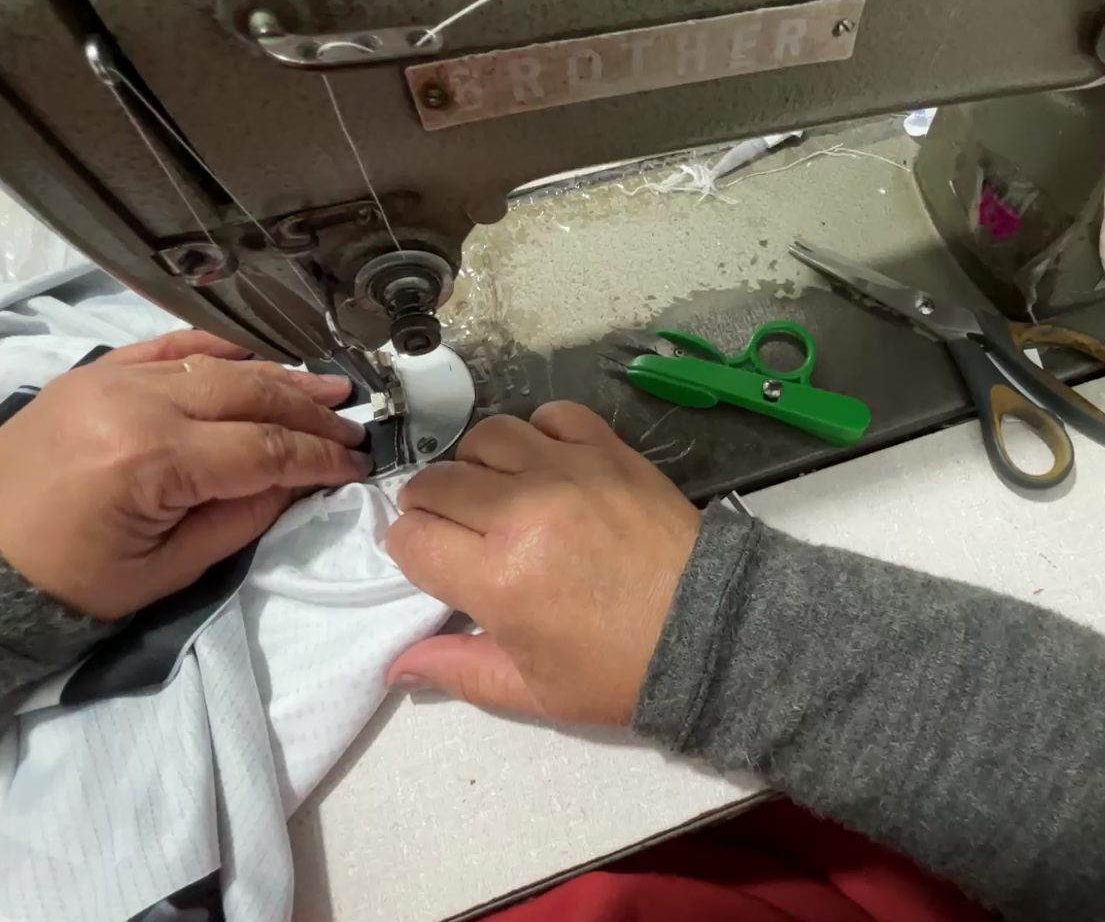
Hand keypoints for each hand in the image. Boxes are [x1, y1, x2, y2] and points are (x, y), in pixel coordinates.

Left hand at [0, 331, 369, 620]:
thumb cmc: (67, 584)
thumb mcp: (171, 568)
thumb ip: (246, 515)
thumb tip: (300, 479)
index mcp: (151, 459)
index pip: (266, 448)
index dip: (321, 457)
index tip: (358, 465)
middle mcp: (135, 402)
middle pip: (253, 396)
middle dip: (312, 414)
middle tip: (353, 427)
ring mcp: (110, 377)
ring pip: (221, 366)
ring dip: (282, 379)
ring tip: (330, 388)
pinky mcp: (93, 371)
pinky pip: (171, 345)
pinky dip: (222, 350)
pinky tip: (261, 358)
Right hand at [385, 402, 700, 725]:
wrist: (709, 627)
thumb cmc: (620, 668)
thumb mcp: (535, 691)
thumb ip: (458, 670)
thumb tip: (395, 665)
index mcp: (498, 578)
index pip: (411, 538)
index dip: (409, 548)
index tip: (430, 557)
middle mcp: (525, 511)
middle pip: (438, 480)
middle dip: (429, 503)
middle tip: (454, 525)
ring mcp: (570, 472)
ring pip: (489, 435)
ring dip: (478, 462)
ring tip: (497, 490)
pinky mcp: (610, 450)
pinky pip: (556, 414)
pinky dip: (540, 431)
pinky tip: (547, 461)